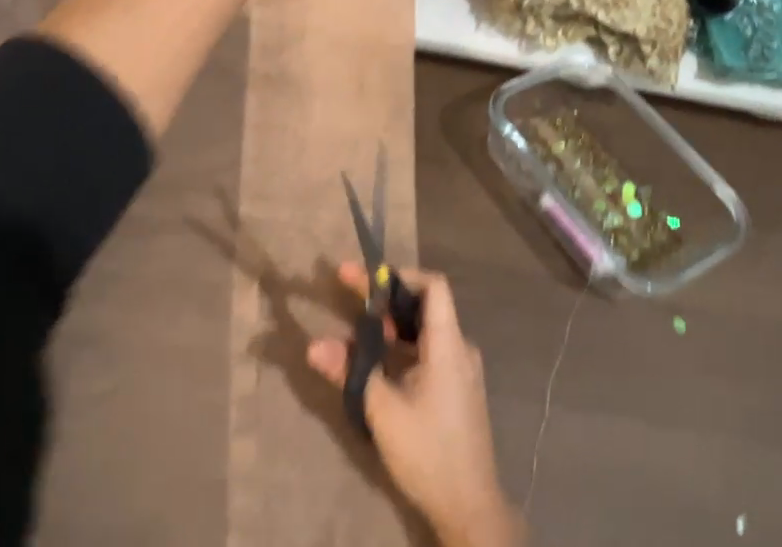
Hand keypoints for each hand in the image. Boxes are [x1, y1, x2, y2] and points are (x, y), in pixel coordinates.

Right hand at [308, 265, 521, 546]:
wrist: (469, 506)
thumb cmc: (428, 450)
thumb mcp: (382, 409)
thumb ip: (350, 370)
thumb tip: (313, 345)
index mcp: (448, 346)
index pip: (433, 287)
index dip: (398, 275)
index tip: (362, 279)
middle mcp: (459, 351)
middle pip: (423, 306)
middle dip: (383, 298)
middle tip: (344, 292)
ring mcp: (460, 372)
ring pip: (422, 332)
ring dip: (389, 325)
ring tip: (353, 331)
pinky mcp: (455, 390)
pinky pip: (427, 352)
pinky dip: (399, 348)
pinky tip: (374, 362)